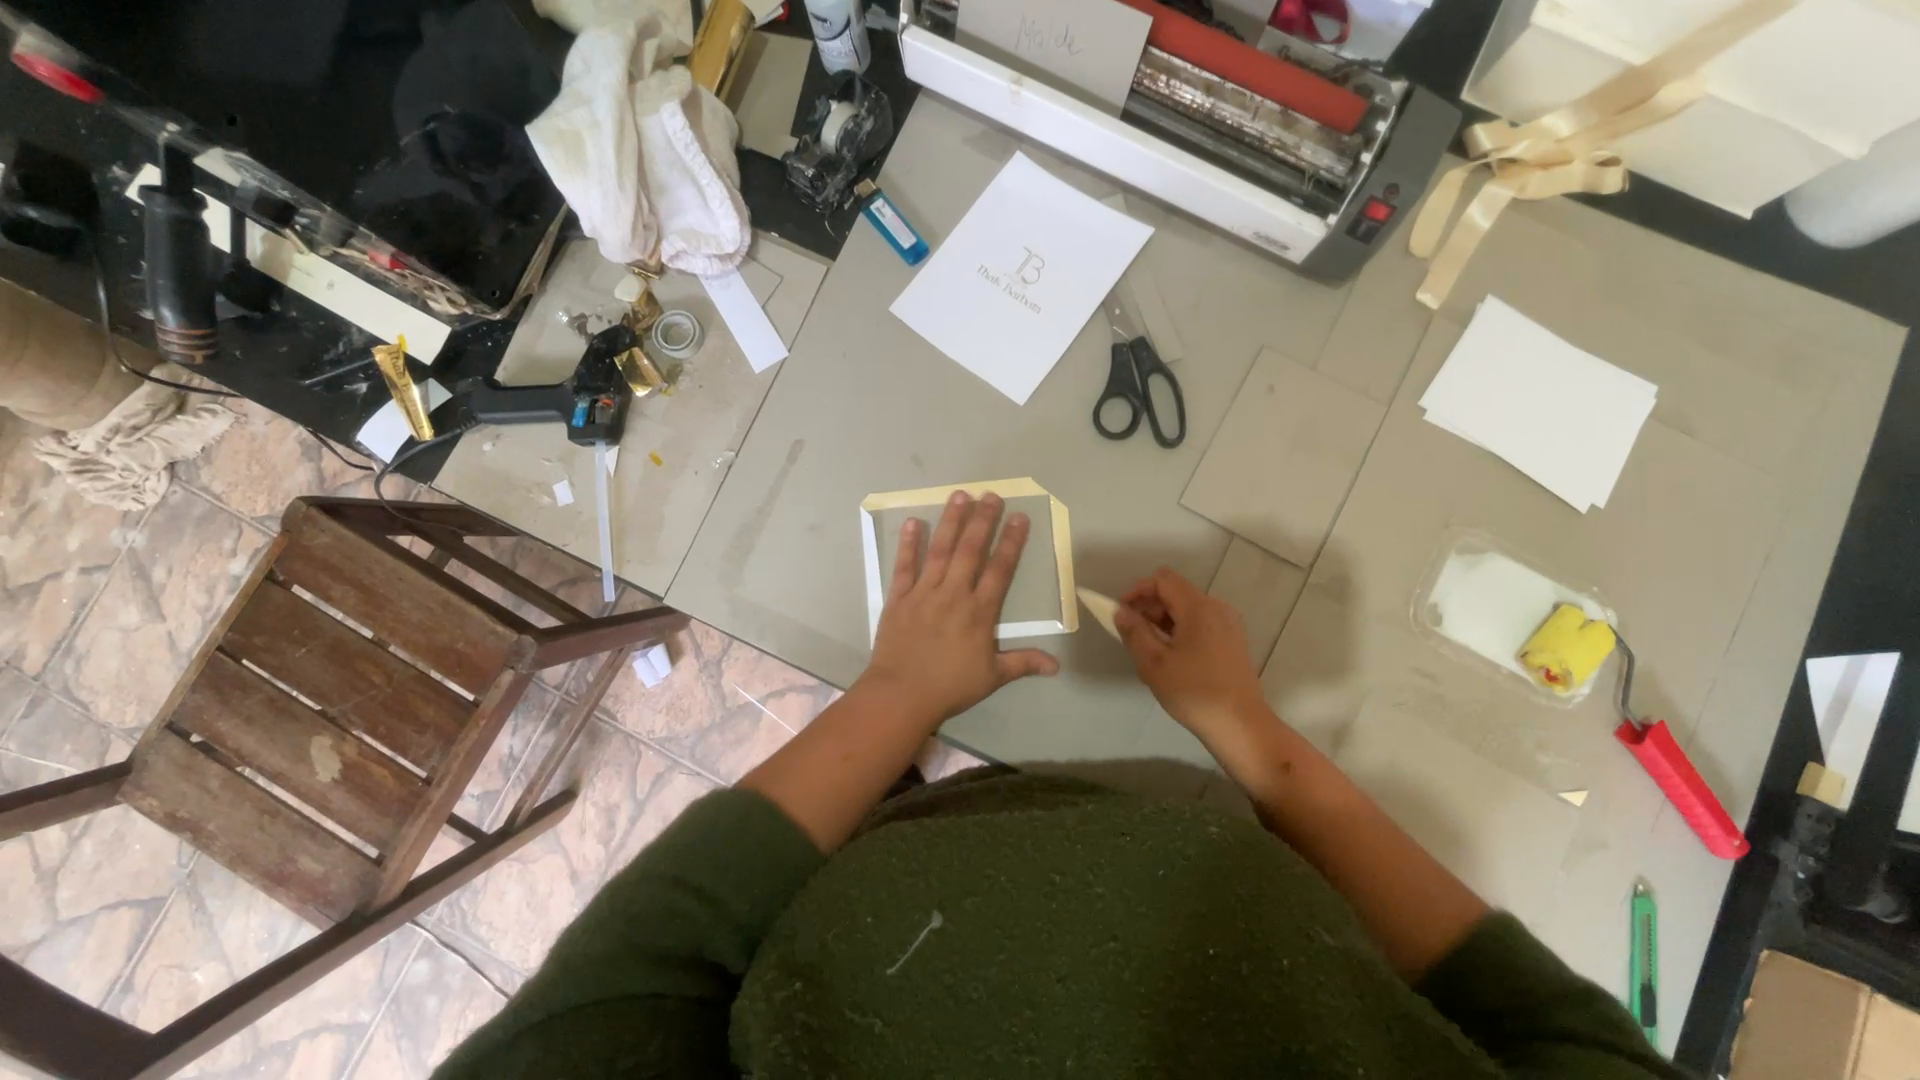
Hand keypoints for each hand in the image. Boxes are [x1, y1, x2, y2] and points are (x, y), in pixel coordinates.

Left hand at [860, 491, 1059, 726]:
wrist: (901, 694)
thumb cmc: (950, 687)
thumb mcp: (992, 677)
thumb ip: (1023, 663)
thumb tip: (1056, 665)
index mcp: (979, 612)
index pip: (1000, 570)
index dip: (1011, 542)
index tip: (1019, 517)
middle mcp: (954, 595)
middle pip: (970, 551)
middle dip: (983, 520)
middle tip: (992, 495)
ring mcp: (924, 594)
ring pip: (939, 550)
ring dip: (950, 521)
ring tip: (959, 496)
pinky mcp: (899, 599)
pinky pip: (904, 566)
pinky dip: (908, 543)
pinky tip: (913, 522)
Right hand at [1114, 566, 1266, 739]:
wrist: (1239, 725)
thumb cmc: (1193, 692)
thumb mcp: (1154, 663)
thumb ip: (1134, 632)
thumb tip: (1120, 611)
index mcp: (1198, 608)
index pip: (1163, 580)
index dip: (1138, 590)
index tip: (1121, 612)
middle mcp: (1217, 609)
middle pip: (1176, 592)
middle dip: (1149, 606)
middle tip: (1131, 634)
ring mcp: (1228, 625)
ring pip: (1187, 609)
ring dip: (1163, 620)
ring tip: (1148, 649)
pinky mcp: (1232, 642)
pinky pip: (1200, 624)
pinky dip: (1180, 630)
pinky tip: (1171, 658)